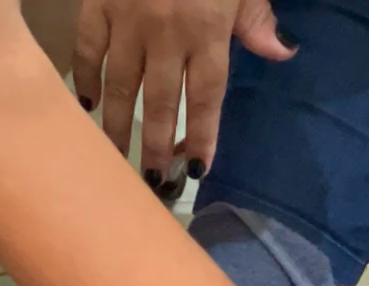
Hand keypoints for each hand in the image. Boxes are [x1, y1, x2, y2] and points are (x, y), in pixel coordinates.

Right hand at [73, 0, 294, 186]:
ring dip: (118, 128)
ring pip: (120, 86)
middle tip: (152, 184)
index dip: (202, 136)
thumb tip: (282, 52)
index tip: (197, 171)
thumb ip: (257, 14)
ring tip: (116, 161)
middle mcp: (166, 31)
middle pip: (161, 103)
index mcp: (207, 25)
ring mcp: (127, 18)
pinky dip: (86, 77)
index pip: (206, 96)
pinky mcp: (97, 1)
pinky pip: (88, 47)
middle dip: (156, 147)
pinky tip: (87, 106)